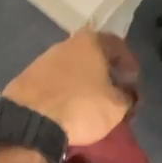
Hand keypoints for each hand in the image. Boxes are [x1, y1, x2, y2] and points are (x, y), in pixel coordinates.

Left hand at [5, 29, 138, 146]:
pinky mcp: (27, 78)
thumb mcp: (116, 106)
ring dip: (84, 83)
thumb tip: (127, 95)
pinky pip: (55, 82)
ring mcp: (44, 59)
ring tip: (91, 104)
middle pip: (94, 56)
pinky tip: (68, 108)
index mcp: (91, 41)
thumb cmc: (81, 106)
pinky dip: (65, 92)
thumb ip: (127, 97)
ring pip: (73, 68)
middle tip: (114, 94)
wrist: (29, 121)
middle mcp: (67, 43)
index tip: (134, 85)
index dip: (130, 67)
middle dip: (106, 74)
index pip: (119, 46)